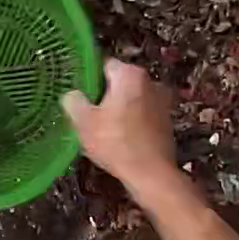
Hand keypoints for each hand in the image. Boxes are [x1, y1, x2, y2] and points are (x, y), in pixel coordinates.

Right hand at [62, 60, 181, 195]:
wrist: (151, 174)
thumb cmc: (116, 143)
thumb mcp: (84, 122)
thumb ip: (73, 101)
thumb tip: (72, 94)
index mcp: (129, 74)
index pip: (103, 65)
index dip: (87, 79)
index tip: (77, 95)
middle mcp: (150, 81)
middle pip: (118, 82)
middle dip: (102, 95)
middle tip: (86, 114)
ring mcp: (162, 101)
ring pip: (130, 99)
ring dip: (117, 110)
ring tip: (102, 130)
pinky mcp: (166, 121)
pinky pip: (141, 115)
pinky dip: (131, 122)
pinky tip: (119, 139)